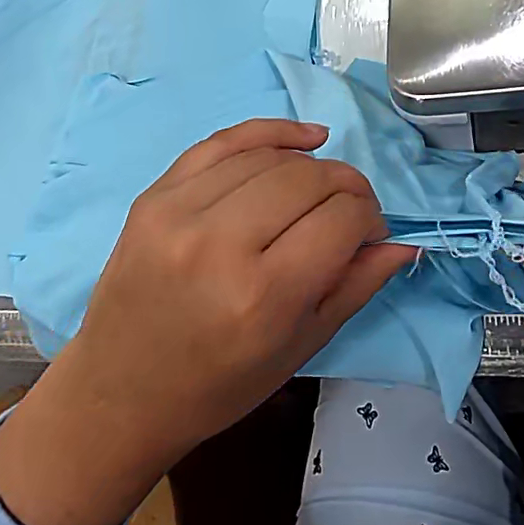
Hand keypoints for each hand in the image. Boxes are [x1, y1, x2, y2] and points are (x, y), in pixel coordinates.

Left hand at [0, 120, 415, 524]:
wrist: (121, 391)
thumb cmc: (220, 384)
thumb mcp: (301, 346)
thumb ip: (356, 286)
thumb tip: (403, 243)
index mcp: (265, 295)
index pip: (343, 219)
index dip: (370, 218)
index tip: (370, 233)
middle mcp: (221, 245)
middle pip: (311, 179)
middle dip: (348, 187)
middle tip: (352, 210)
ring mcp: (179, 213)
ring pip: (271, 156)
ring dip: (312, 166)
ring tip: (321, 189)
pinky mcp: (153, 197)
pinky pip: (223, 142)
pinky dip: (269, 133)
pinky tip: (301, 140)